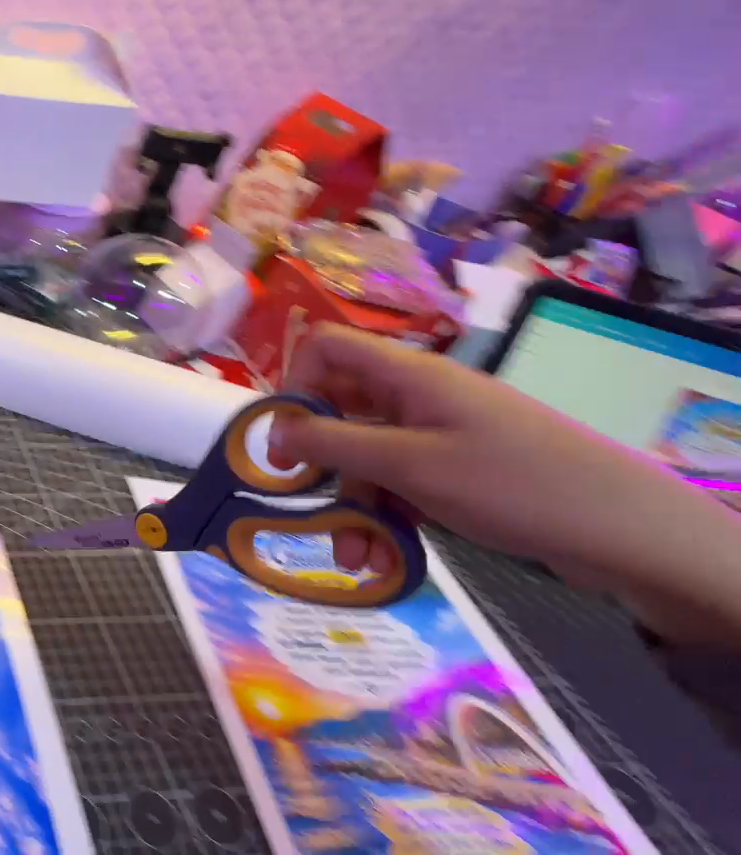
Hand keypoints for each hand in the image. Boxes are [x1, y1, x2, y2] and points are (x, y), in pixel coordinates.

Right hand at [268, 326, 740, 643]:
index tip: (284, 435)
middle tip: (301, 500)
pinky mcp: (456, 467)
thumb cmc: (513, 485)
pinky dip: (385, 515)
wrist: (632, 534)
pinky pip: (399, 480)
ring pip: (366, 455)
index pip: (324, 347)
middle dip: (317, 460)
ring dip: (351, 503)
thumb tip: (271, 431)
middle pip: (339, 408)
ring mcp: (438, 432)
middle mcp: (417, 395)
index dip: (294, 381)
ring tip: (353, 556)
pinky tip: (382, 556)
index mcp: (407, 375)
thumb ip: (331, 444)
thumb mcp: (408, 466)